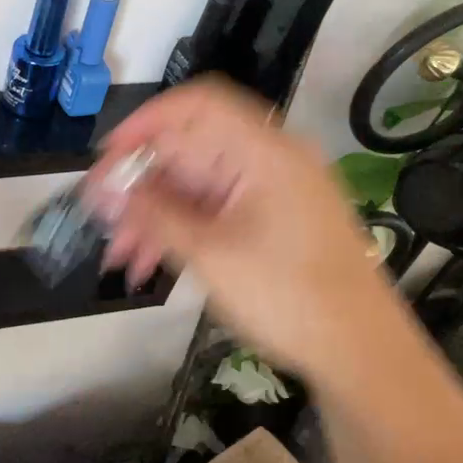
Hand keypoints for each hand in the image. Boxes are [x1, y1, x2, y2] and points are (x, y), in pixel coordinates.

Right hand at [92, 76, 414, 377]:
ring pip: (193, 187)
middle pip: (189, 151)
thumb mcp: (211, 255)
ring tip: (119, 254)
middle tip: (100, 217)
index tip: (107, 158)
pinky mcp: (269, 223)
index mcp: (264, 153)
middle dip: (139, 184)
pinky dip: (177, 231)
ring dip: (151, 215)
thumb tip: (108, 188)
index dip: (145, 123)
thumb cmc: (291, 299)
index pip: (197, 107)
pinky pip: (211, 212)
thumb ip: (155, 214)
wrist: (362, 356)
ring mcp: (269, 194)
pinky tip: (147, 264)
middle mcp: (268, 163)